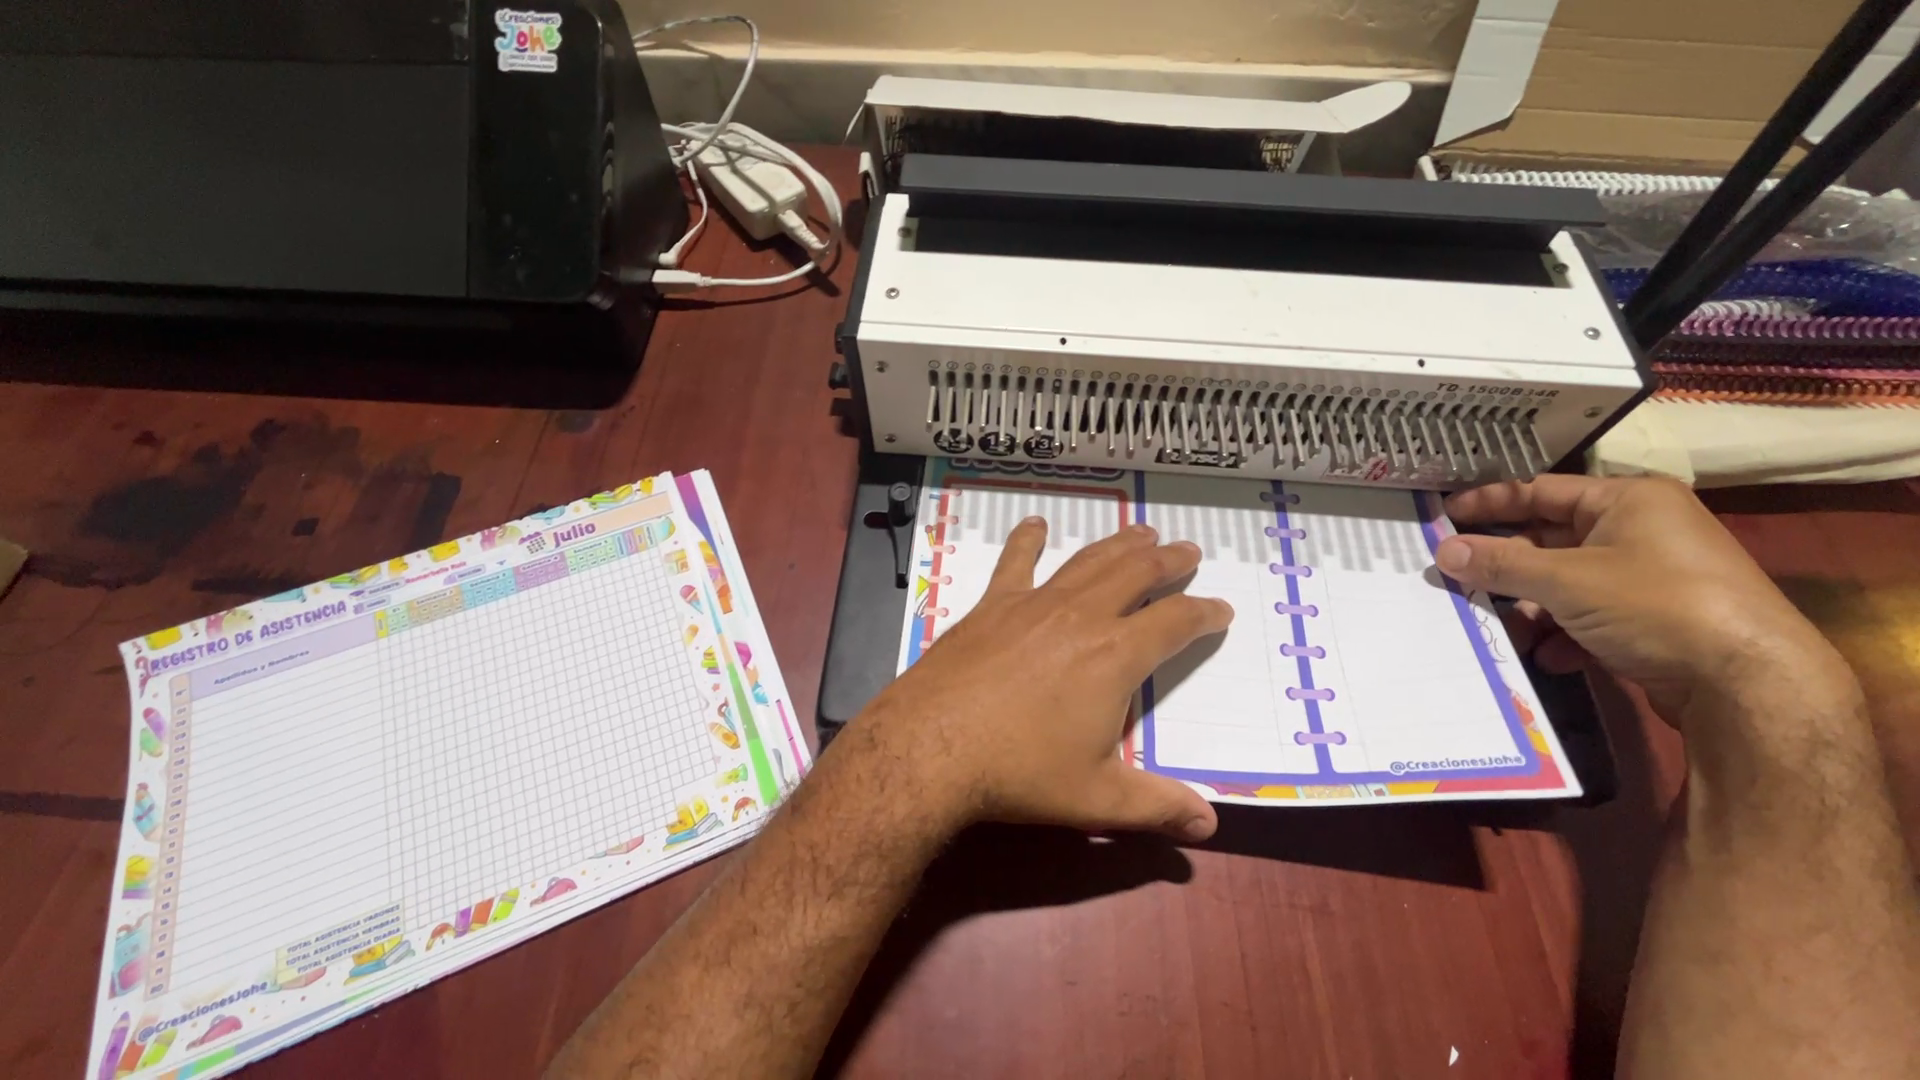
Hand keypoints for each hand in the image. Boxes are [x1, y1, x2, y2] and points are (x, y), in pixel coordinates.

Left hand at [858, 518, 1232, 842]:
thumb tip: (1208, 828)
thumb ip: (1156, 807)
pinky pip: (1015, 562)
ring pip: (1087, 561)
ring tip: (1141, 532)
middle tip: (1187, 550)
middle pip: (1136, 574)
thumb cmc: (1018, 772)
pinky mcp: (992, 605)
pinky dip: (1028, 539)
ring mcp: (1033, 604)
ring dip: (1119, 545)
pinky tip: (1035, 524)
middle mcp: (1081, 617)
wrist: (931, 747)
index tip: (1220, 609)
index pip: (1175, 623)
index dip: (1204, 613)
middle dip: (1168, 561)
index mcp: (1116, 656)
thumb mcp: (1096, 798)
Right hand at [1434, 475, 1850, 721]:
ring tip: (1503, 628)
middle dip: (1506, 565)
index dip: (1490, 502)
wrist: (1749, 682)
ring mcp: (1649, 577)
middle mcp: (1641, 531)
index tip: (1444, 515)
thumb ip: (1500, 564)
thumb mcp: (1566, 580)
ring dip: (1531, 607)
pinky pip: (1589, 616)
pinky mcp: (1654, 619)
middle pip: (1550, 540)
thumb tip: (1443, 551)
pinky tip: (1550, 655)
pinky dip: (1564, 634)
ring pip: (1566, 583)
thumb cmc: (1656, 605)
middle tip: (1457, 576)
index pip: (1541, 490)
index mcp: (1628, 501)